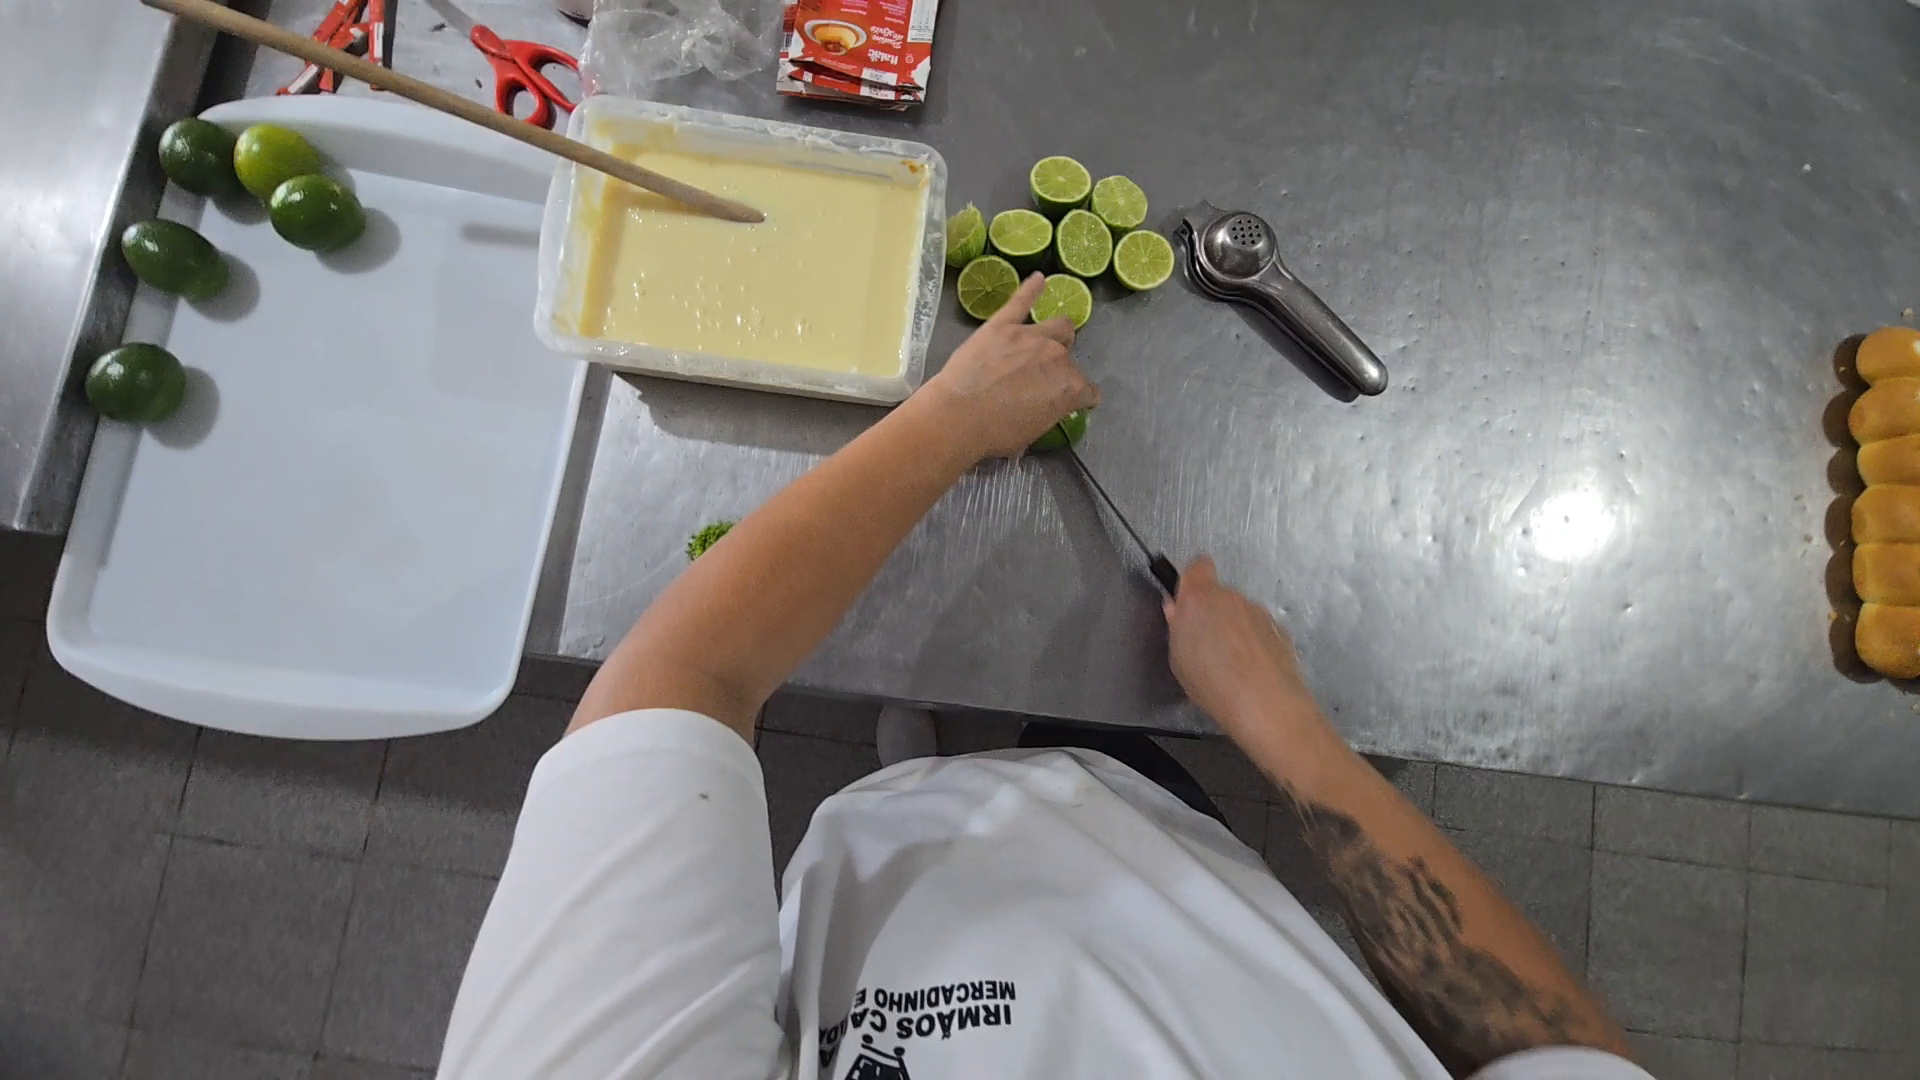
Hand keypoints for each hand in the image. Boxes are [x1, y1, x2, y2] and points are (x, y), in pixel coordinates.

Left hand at [914, 274, 1099, 459]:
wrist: (958, 416)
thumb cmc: (995, 434)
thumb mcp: (1032, 433)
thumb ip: (1048, 413)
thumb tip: (1046, 407)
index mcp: (1070, 389)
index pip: (1088, 392)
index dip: (1082, 399)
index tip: (1077, 402)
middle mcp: (1057, 357)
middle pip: (1070, 358)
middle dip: (1063, 367)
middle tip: (1043, 378)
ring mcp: (1030, 336)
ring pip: (1058, 326)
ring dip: (1058, 334)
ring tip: (1048, 340)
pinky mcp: (1003, 324)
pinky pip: (1021, 301)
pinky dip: (1031, 289)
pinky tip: (1039, 279)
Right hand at [1163, 555, 1328, 742]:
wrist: (1265, 704)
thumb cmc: (1212, 682)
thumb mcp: (1178, 657)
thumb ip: (1177, 626)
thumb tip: (1177, 610)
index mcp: (1199, 598)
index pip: (1197, 567)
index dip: (1191, 580)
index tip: (1186, 601)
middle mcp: (1231, 597)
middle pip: (1218, 594)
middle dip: (1211, 612)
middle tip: (1203, 644)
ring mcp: (1258, 612)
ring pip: (1239, 612)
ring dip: (1233, 629)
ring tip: (1228, 664)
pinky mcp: (1279, 629)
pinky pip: (1258, 629)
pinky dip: (1253, 643)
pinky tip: (1250, 670)